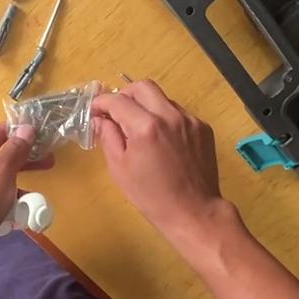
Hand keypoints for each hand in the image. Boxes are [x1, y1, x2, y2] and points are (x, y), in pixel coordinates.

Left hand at [0, 122, 47, 255]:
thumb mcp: (2, 171)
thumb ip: (16, 149)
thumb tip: (27, 128)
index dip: (18, 130)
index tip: (41, 131)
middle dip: (24, 160)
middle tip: (49, 160)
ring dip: (18, 186)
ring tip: (37, 195)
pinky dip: (8, 203)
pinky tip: (22, 214)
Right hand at [90, 80, 233, 249]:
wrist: (193, 211)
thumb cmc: (151, 196)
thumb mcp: (120, 169)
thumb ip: (109, 137)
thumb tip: (100, 119)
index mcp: (146, 127)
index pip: (118, 101)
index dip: (102, 103)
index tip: (95, 110)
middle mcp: (170, 116)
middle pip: (143, 87)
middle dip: (125, 95)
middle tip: (117, 112)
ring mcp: (190, 120)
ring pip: (162, 99)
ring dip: (147, 107)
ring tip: (140, 129)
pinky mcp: (203, 128)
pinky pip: (178, 113)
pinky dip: (165, 119)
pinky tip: (162, 140)